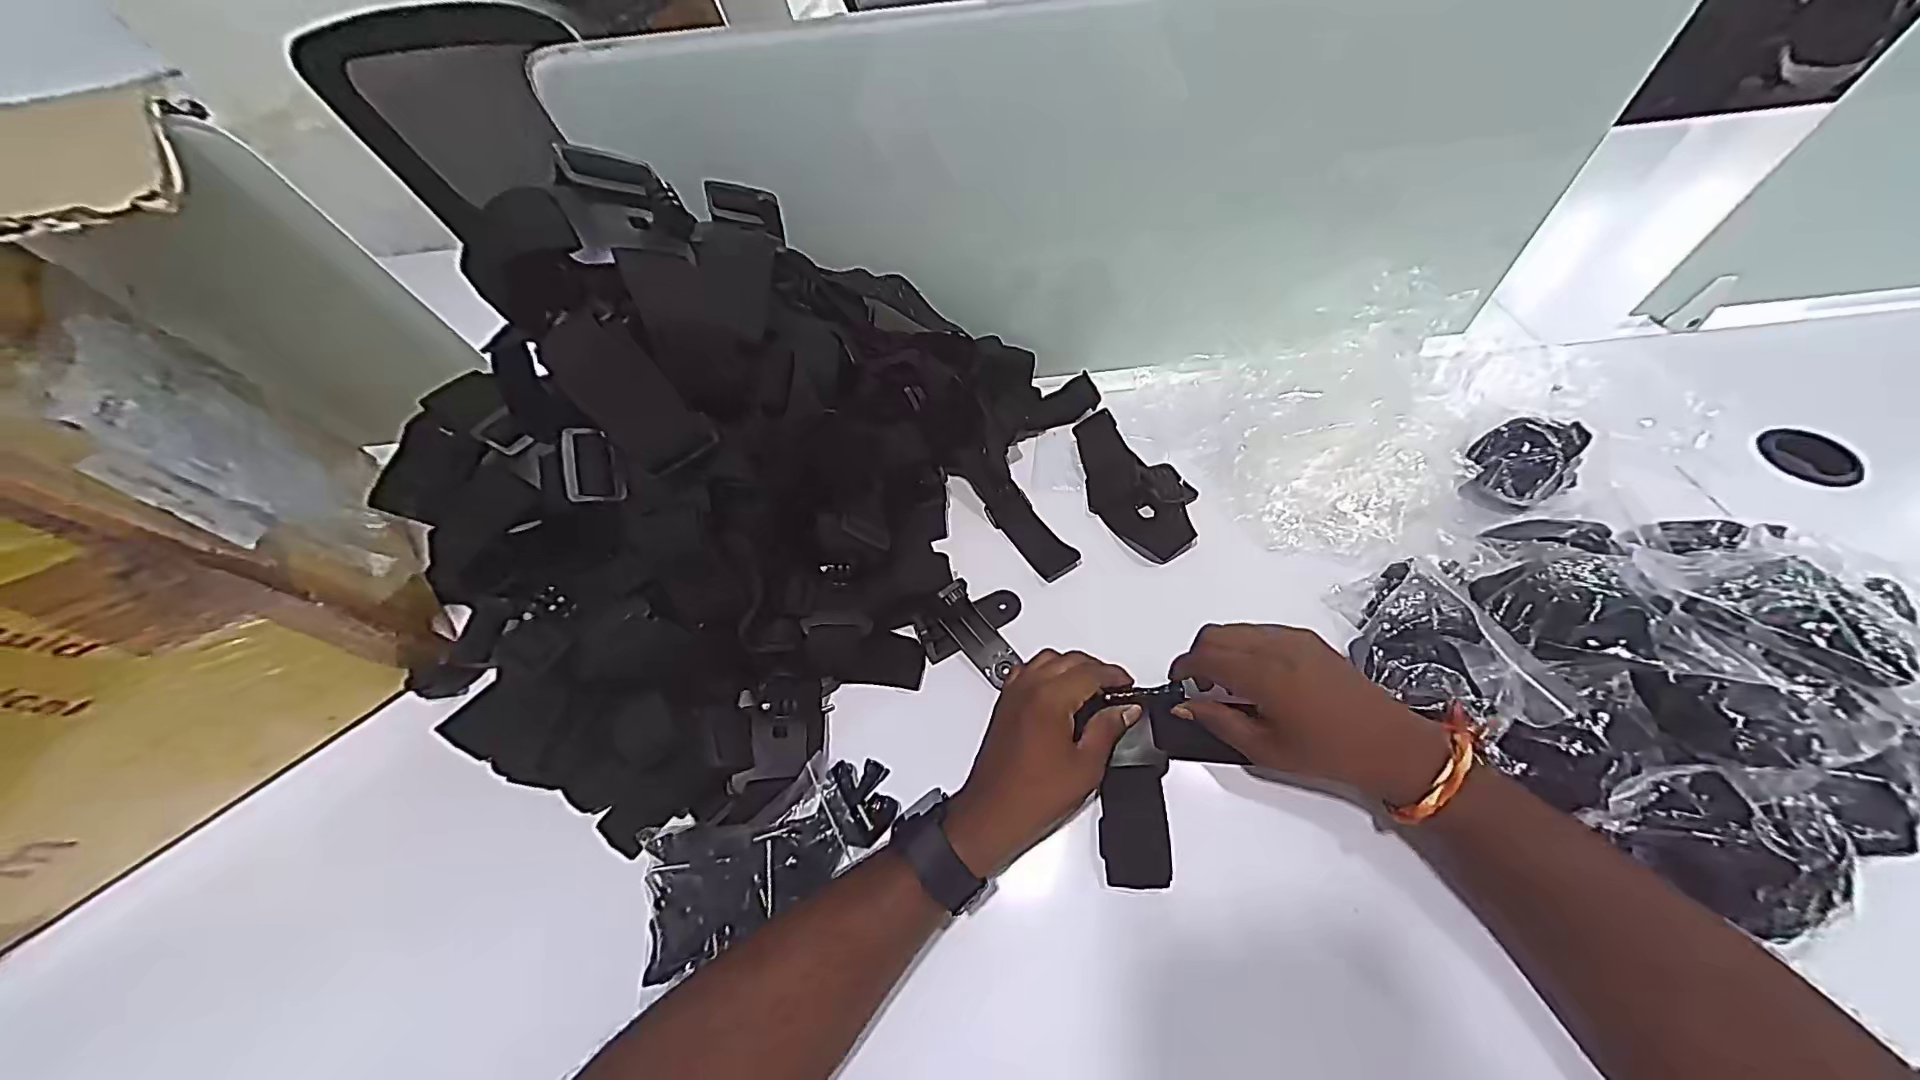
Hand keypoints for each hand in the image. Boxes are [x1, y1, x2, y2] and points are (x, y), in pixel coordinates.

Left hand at [944, 650, 1140, 876]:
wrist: (994, 813)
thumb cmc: (1030, 796)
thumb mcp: (1086, 767)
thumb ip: (1107, 730)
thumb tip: (1123, 710)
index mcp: (1049, 699)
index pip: (1090, 671)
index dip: (1115, 676)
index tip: (1128, 685)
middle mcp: (1028, 689)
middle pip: (1069, 660)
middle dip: (1096, 669)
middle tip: (1115, 689)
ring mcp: (1013, 695)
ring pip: (1048, 661)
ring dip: (1071, 667)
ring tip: (1092, 690)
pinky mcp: (1004, 704)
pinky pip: (1028, 673)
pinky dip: (1047, 673)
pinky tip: (1060, 693)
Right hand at [1169, 624, 1449, 806]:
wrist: (1391, 746)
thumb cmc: (1336, 752)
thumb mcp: (1264, 749)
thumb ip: (1218, 721)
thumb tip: (1188, 706)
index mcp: (1265, 675)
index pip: (1204, 656)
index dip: (1183, 668)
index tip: (1179, 682)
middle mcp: (1279, 648)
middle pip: (1215, 634)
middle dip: (1198, 656)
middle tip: (1199, 685)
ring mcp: (1296, 640)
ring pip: (1237, 629)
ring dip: (1222, 649)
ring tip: (1227, 685)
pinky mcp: (1309, 640)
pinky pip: (1261, 632)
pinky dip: (1245, 646)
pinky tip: (1254, 676)